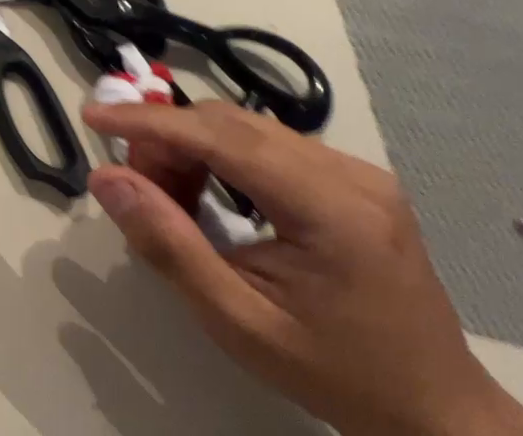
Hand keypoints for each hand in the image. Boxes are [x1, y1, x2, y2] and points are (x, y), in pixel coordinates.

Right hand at [84, 102, 522, 435]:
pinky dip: (217, 159)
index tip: (91, 117)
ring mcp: (358, 175)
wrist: (431, 409)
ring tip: (168, 200)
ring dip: (188, 150)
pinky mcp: (353, 183)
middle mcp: (351, 176)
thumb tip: (106, 178)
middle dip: (165, 141)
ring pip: (243, 129)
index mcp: (332, 209)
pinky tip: (205, 198)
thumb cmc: (330, 368)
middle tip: (132, 186)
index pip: (223, 138)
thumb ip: (168, 244)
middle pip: (230, 124)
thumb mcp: (235, 318)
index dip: (150, 121)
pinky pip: (264, 145)